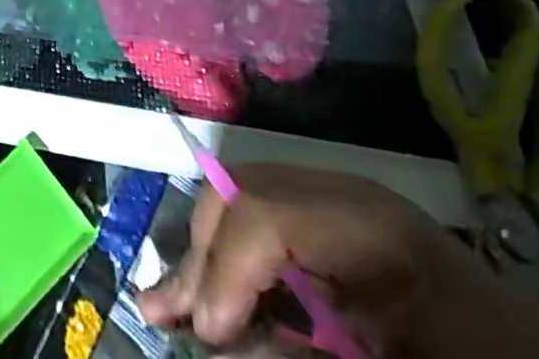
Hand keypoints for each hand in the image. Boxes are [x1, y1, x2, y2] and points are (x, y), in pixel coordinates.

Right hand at [136, 164, 538, 358]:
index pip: (264, 214)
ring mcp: (335, 199)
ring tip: (166, 305)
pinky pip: (259, 220)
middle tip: (171, 316)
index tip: (209, 334)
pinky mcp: (331, 218)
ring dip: (206, 257)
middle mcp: (344, 195)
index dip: (224, 267)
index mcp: (372, 228)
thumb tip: (211, 347)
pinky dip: (232, 259)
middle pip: (238, 195)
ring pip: (237, 201)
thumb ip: (296, 355)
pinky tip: (214, 297)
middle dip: (201, 256)